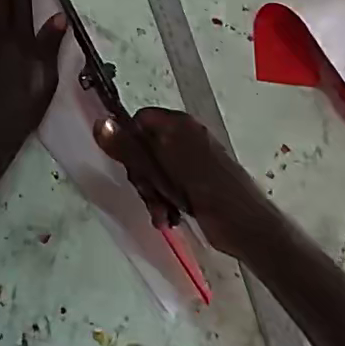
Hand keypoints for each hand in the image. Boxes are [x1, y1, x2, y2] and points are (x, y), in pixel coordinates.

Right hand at [94, 108, 274, 258]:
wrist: (245, 225)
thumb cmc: (203, 189)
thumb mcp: (159, 169)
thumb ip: (127, 147)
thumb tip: (99, 123)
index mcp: (178, 124)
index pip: (139, 120)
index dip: (130, 142)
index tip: (130, 164)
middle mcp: (186, 136)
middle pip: (145, 148)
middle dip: (143, 175)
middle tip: (150, 192)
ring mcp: (193, 160)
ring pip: (155, 171)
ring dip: (153, 193)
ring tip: (162, 211)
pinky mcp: (197, 182)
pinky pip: (169, 185)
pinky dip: (166, 201)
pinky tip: (169, 216)